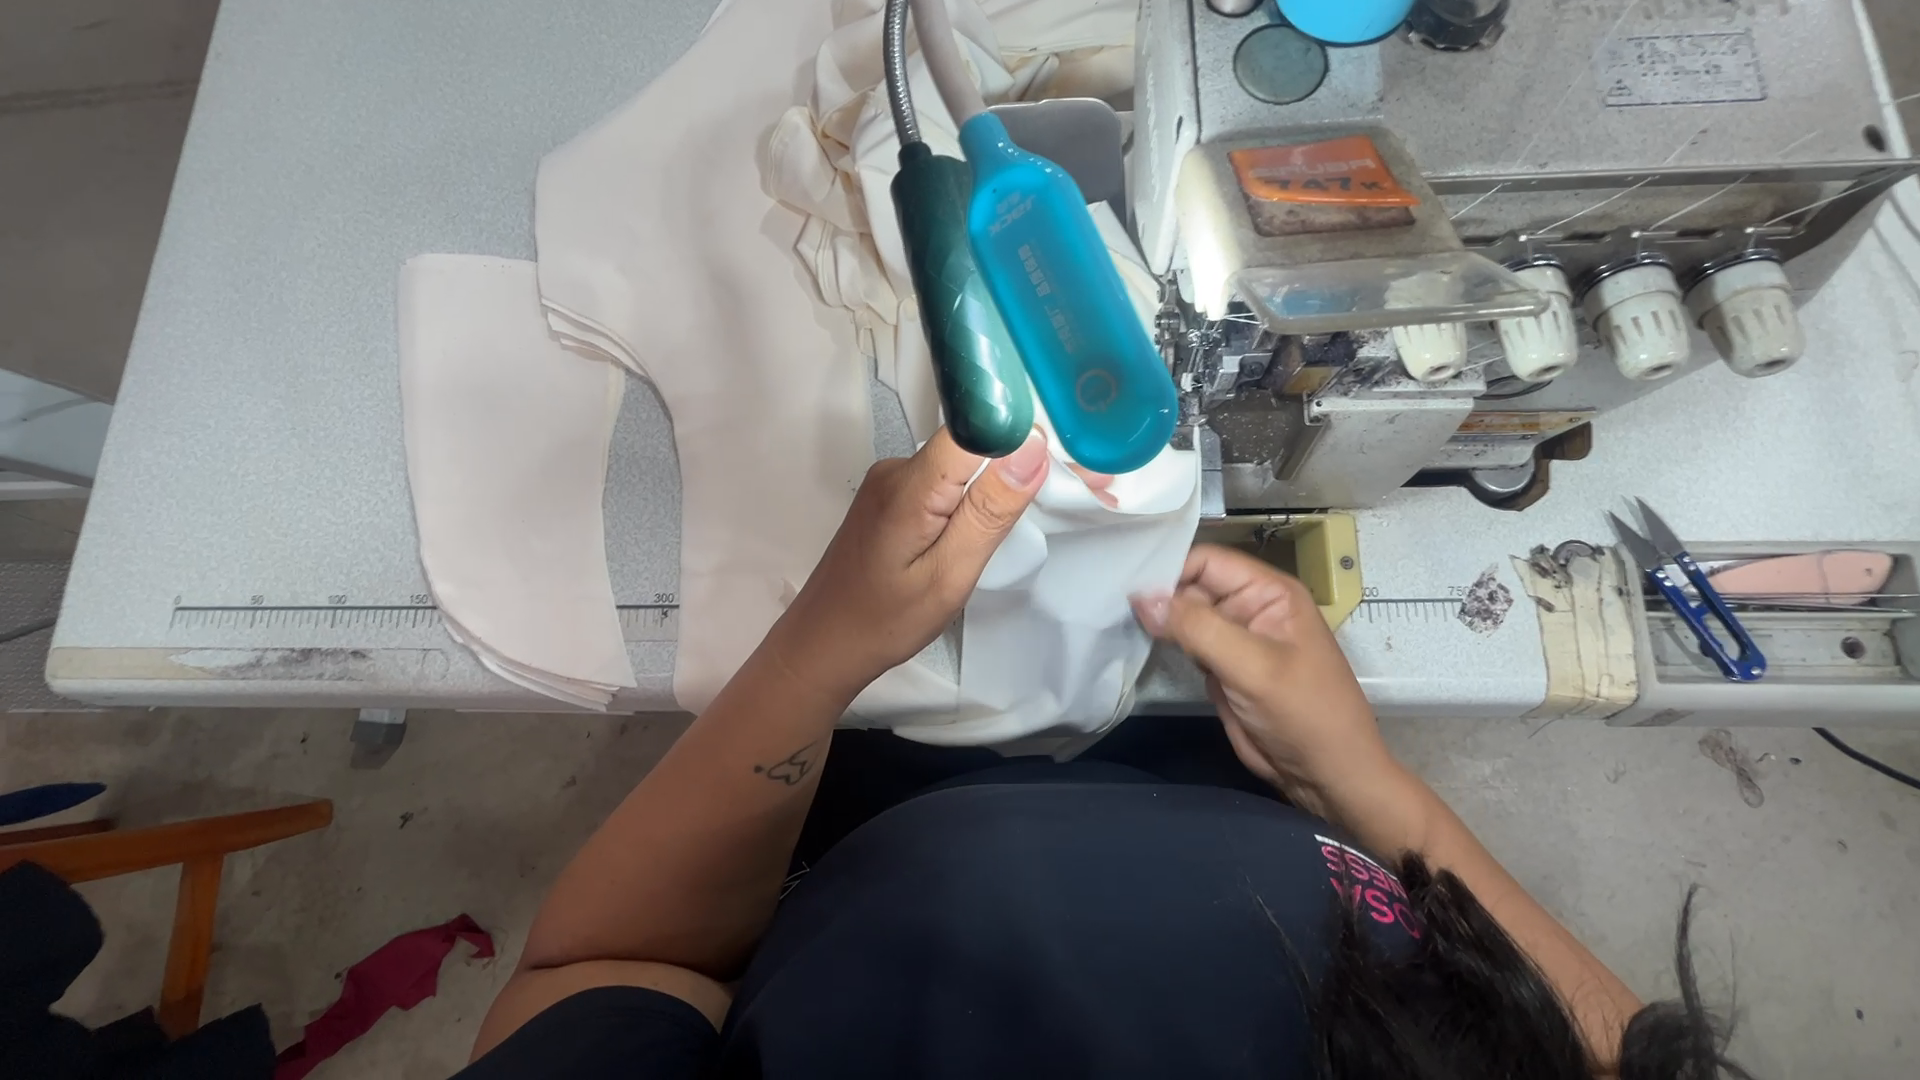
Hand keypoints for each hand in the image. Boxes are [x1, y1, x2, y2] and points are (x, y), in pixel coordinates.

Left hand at [767, 428, 1049, 700]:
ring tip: (986, 537)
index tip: (1052, 459)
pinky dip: (961, 501)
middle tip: (1028, 514)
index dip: (1018, 433)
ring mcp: (889, 480)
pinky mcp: (889, 495)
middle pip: (970, 442)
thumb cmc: (885, 620)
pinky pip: (940, 480)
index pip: (974, 424)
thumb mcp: (949, 575)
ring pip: (958, 464)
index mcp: (910, 485)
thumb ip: (990, 511)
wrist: (825, 642)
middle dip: (1008, 468)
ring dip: (984, 491)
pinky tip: (960, 537)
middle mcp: (896, 468)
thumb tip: (1031, 447)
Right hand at [1132, 545, 1394, 814]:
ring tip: (1115, 619)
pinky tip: (1135, 640)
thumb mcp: (1252, 667)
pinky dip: (1163, 642)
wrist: (1326, 777)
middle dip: (1156, 594)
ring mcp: (1233, 637)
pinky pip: (1185, 643)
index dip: (1167, 570)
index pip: (1206, 561)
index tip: (1125, 588)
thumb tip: (1141, 597)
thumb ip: (1197, 628)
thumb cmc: (1304, 714)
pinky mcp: (1220, 666)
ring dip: (1155, 619)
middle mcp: (1249, 607)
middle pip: (1190, 584)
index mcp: (1268, 592)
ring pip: (1183, 614)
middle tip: (1110, 605)